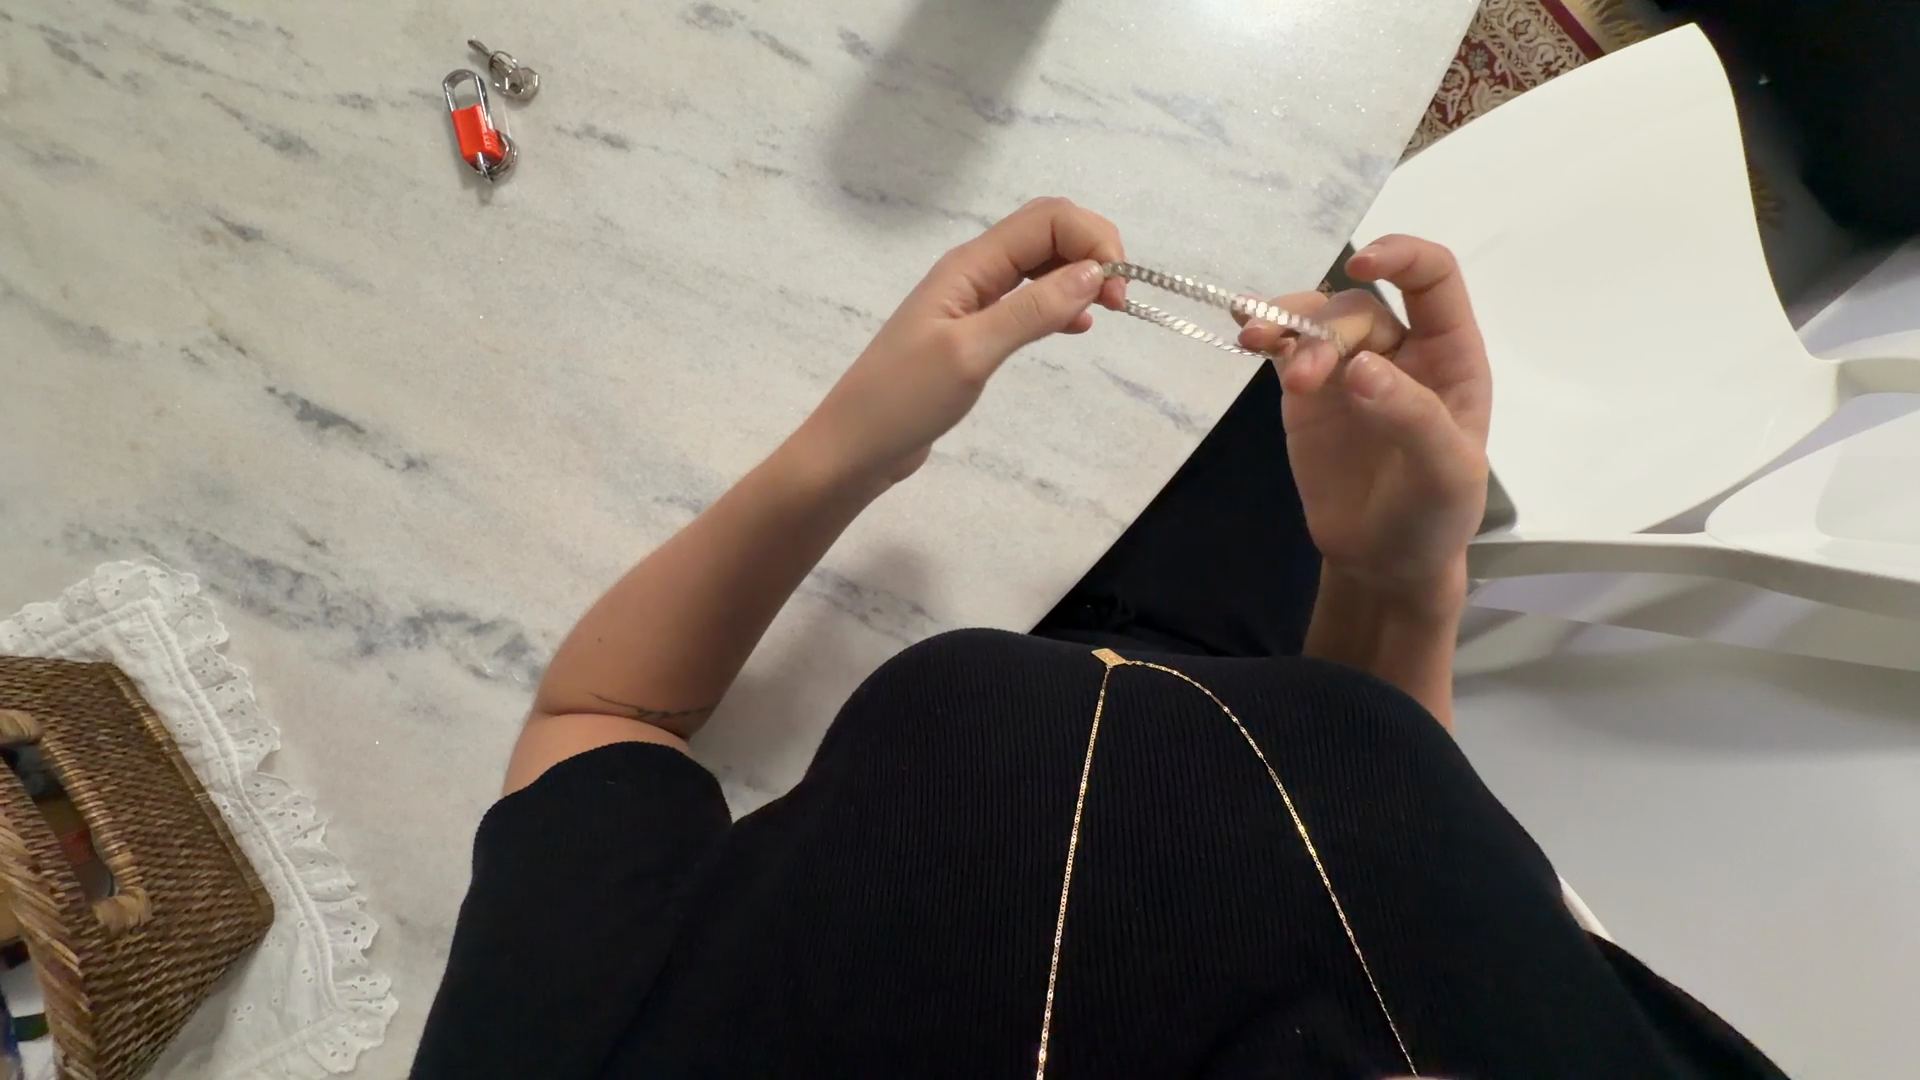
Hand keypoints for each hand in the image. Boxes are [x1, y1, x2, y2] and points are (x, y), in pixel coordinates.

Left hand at [797, 197, 1126, 486]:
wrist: (857, 446)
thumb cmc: (904, 400)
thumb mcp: (972, 353)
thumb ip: (1031, 311)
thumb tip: (1094, 272)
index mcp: (969, 266)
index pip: (1045, 219)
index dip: (1092, 240)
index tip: (1117, 291)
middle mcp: (972, 275)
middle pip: (1043, 235)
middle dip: (1090, 253)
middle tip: (1118, 303)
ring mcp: (971, 306)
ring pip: (1036, 270)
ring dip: (1077, 279)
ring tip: (1106, 313)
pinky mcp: (972, 337)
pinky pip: (1024, 305)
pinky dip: (1056, 308)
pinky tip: (1076, 328)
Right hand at [1238, 235, 1490, 602]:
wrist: (1380, 558)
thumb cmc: (1431, 515)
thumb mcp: (1443, 471)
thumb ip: (1409, 414)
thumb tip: (1356, 366)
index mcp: (1448, 357)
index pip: (1433, 280)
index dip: (1403, 257)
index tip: (1361, 264)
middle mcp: (1397, 353)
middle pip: (1356, 310)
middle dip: (1323, 333)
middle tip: (1299, 382)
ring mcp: (1346, 373)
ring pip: (1314, 324)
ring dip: (1284, 326)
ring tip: (1252, 341)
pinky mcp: (1306, 397)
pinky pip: (1285, 352)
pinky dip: (1265, 336)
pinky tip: (1245, 334)